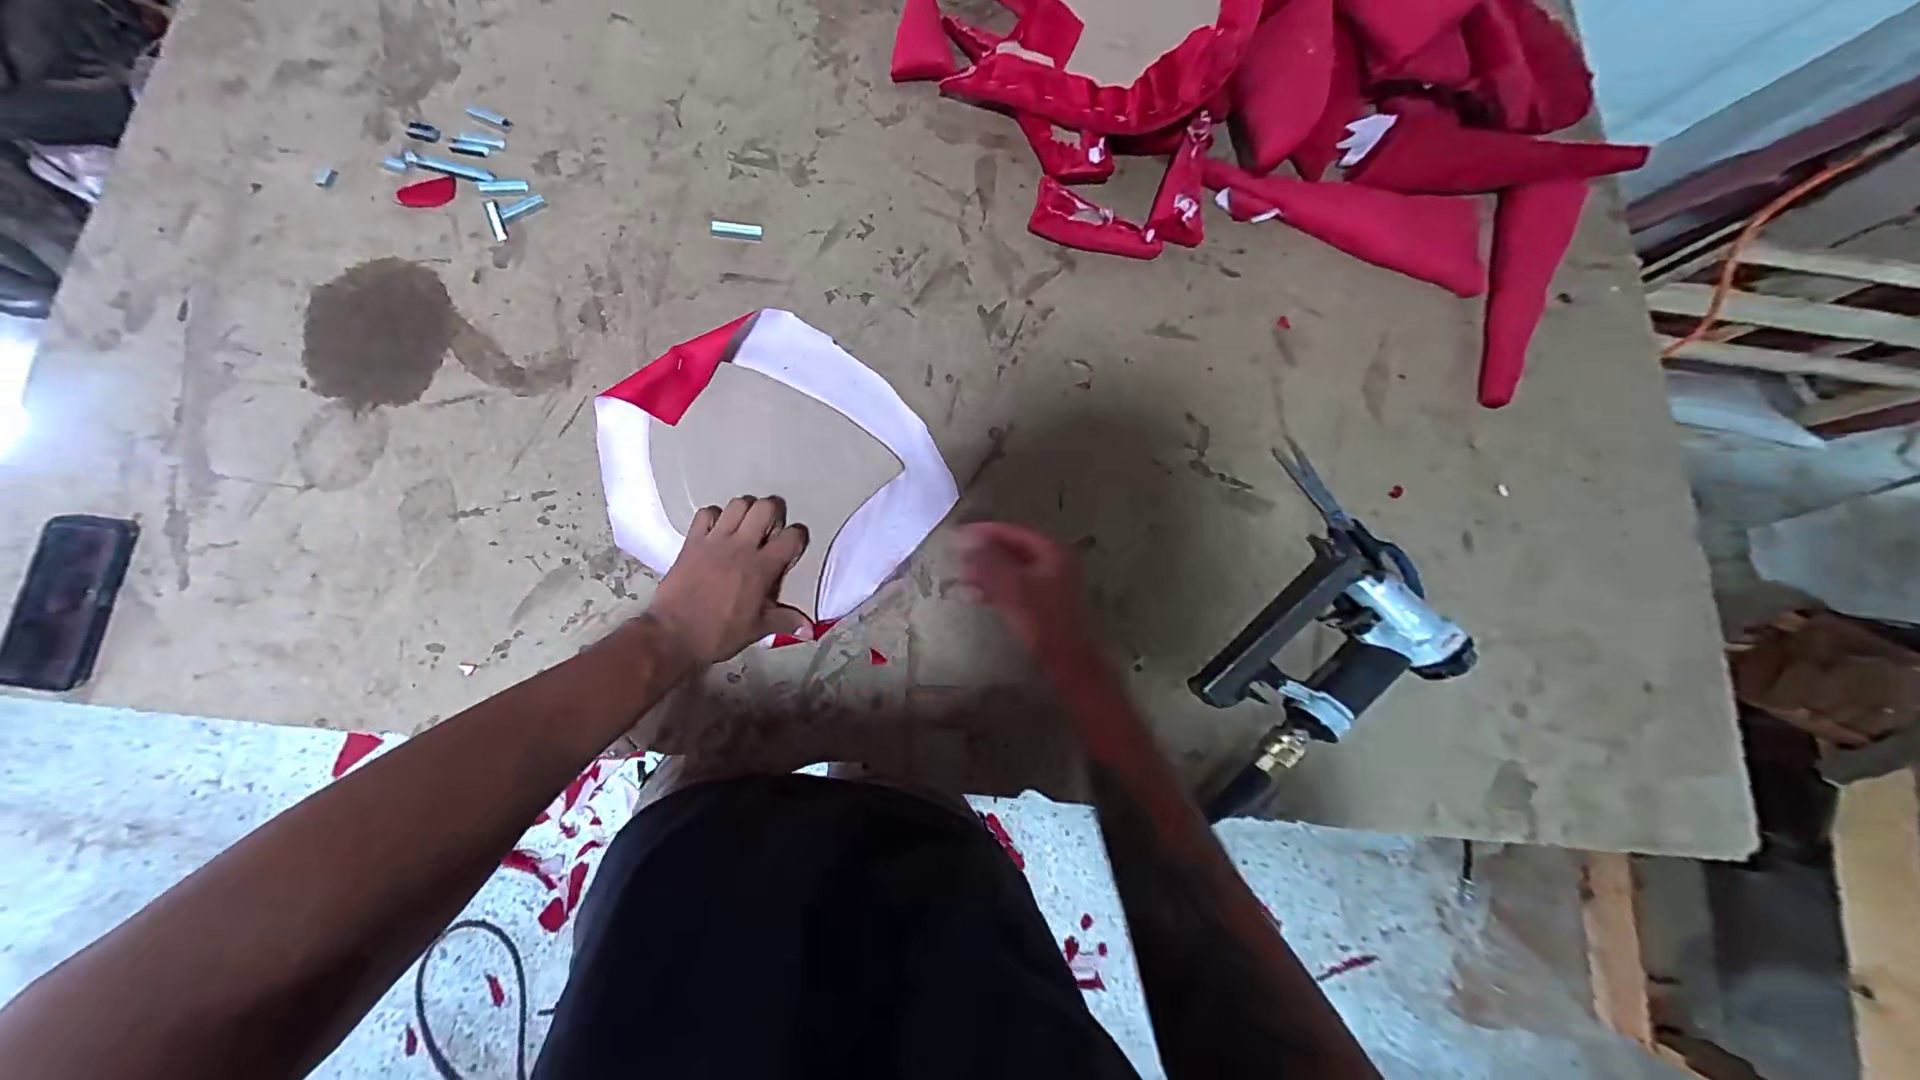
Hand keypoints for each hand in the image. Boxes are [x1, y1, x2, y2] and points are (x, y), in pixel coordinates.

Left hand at [646, 495, 808, 663]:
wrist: (673, 635)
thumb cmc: (719, 633)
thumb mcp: (758, 629)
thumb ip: (786, 621)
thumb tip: (809, 629)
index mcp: (762, 568)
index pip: (792, 536)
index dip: (796, 539)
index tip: (790, 551)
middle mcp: (741, 547)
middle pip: (765, 507)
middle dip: (773, 514)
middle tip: (768, 531)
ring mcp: (715, 541)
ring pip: (738, 504)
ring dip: (746, 511)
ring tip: (744, 528)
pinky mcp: (692, 542)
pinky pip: (706, 513)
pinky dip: (714, 517)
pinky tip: (716, 531)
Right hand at [954, 522, 1093, 657]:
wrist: (1066, 661)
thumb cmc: (1043, 621)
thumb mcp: (1013, 588)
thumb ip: (988, 562)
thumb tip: (966, 541)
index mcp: (1053, 552)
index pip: (1014, 531)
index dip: (985, 531)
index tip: (959, 533)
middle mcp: (1054, 561)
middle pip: (1012, 549)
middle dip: (984, 553)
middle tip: (958, 554)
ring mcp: (1049, 581)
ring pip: (1011, 568)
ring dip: (986, 571)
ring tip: (962, 575)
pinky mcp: (1041, 601)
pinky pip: (1014, 585)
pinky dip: (995, 587)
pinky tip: (974, 594)